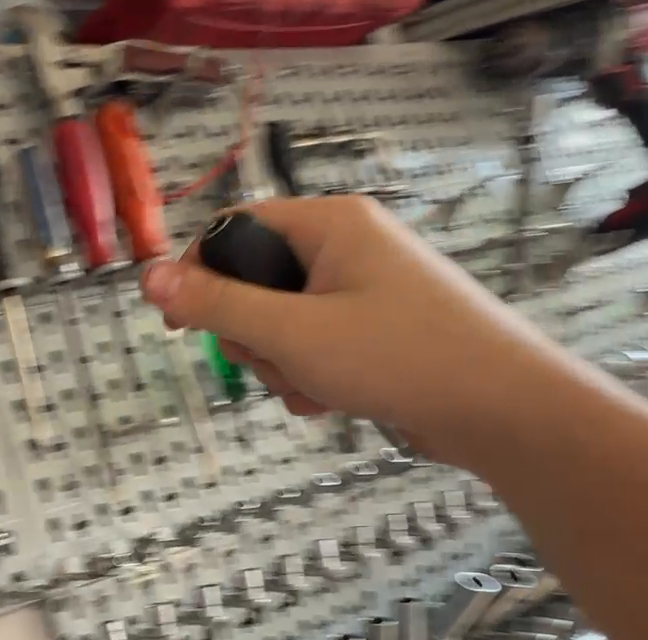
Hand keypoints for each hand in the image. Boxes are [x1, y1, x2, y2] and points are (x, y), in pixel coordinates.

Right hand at [140, 196, 582, 464]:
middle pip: (252, 282)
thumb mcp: (292, 332)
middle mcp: (343, 246)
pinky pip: (308, 345)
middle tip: (276, 360)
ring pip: (276, 323)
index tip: (179, 325)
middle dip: (250, 335)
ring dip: (279, 364)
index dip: (197, 273)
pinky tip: (329, 399)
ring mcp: (359, 289)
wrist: (498, 407)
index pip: (234, 228)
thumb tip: (149, 277)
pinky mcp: (369, 328)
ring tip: (313, 386)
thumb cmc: (395, 356)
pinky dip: (306, 375)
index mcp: (329, 225)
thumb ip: (217, 305)